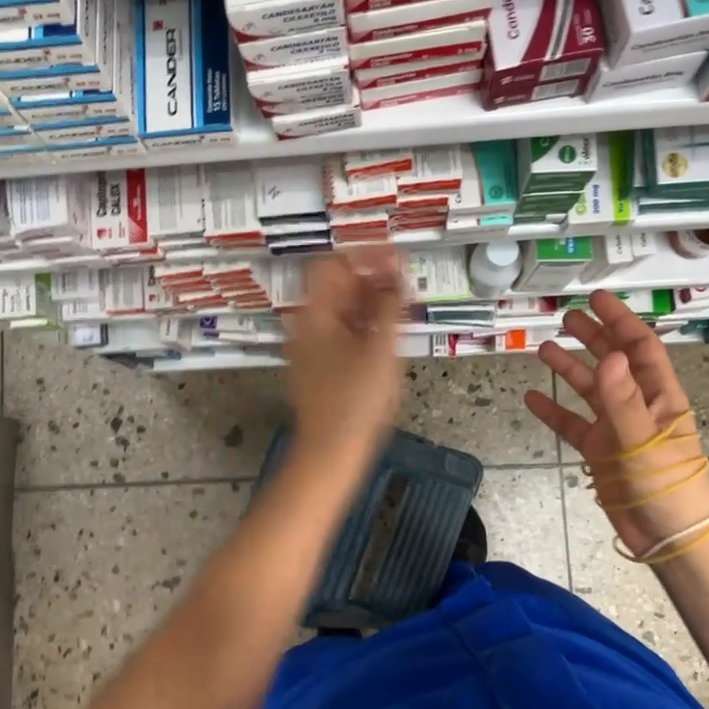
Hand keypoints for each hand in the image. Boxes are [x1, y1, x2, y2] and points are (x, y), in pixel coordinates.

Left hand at [283, 247, 404, 460]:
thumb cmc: (356, 401)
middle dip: (370, 280)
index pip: (333, 264)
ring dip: (369, 305)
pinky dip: (362, 328)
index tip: (394, 258)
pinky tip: (386, 339)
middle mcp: (305, 328)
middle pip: (335, 289)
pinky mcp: (318, 371)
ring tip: (400, 309)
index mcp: (314, 315)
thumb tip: (395, 274)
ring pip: (339, 314)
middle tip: (403, 283)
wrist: (330, 453)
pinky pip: (339, 336)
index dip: (364, 255)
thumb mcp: (381, 348)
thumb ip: (389, 305)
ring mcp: (309, 351)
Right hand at [524, 291, 708, 557]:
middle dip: (592, 337)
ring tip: (543, 349)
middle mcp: (636, 406)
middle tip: (565, 316)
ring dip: (569, 368)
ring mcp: (616, 430)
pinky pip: (572, 425)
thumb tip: (609, 355)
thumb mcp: (643, 439)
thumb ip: (622, 399)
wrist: (668, 535)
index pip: (639, 347)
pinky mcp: (599, 453)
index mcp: (659, 396)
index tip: (597, 299)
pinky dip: (553, 411)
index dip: (620, 321)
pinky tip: (532, 398)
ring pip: (589, 391)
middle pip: (612, 362)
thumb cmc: (666, 483)